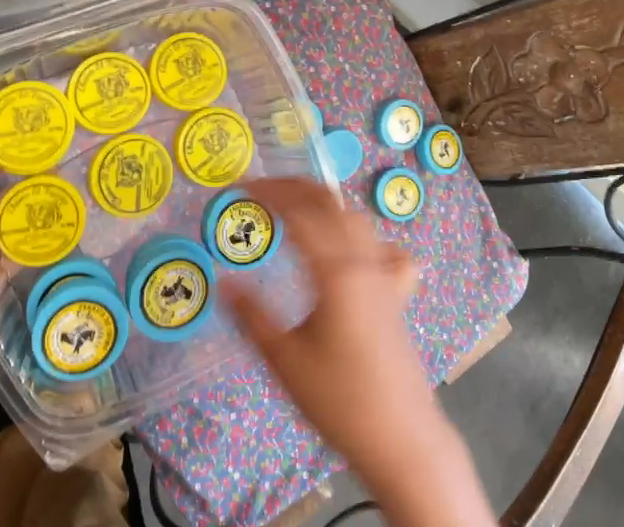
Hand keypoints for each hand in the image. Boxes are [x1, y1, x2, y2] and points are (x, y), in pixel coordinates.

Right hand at [220, 179, 444, 475]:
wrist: (401, 437)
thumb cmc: (339, 401)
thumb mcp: (284, 361)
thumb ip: (252, 316)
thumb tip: (222, 281)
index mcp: (336, 271)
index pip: (300, 213)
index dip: (268, 193)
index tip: (239, 186)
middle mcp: (365, 262)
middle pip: (330, 204)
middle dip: (294, 188)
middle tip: (259, 190)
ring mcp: (386, 275)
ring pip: (356, 220)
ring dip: (323, 205)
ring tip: (293, 209)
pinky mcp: (397, 294)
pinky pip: (382, 246)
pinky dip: (360, 235)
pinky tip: (349, 249)